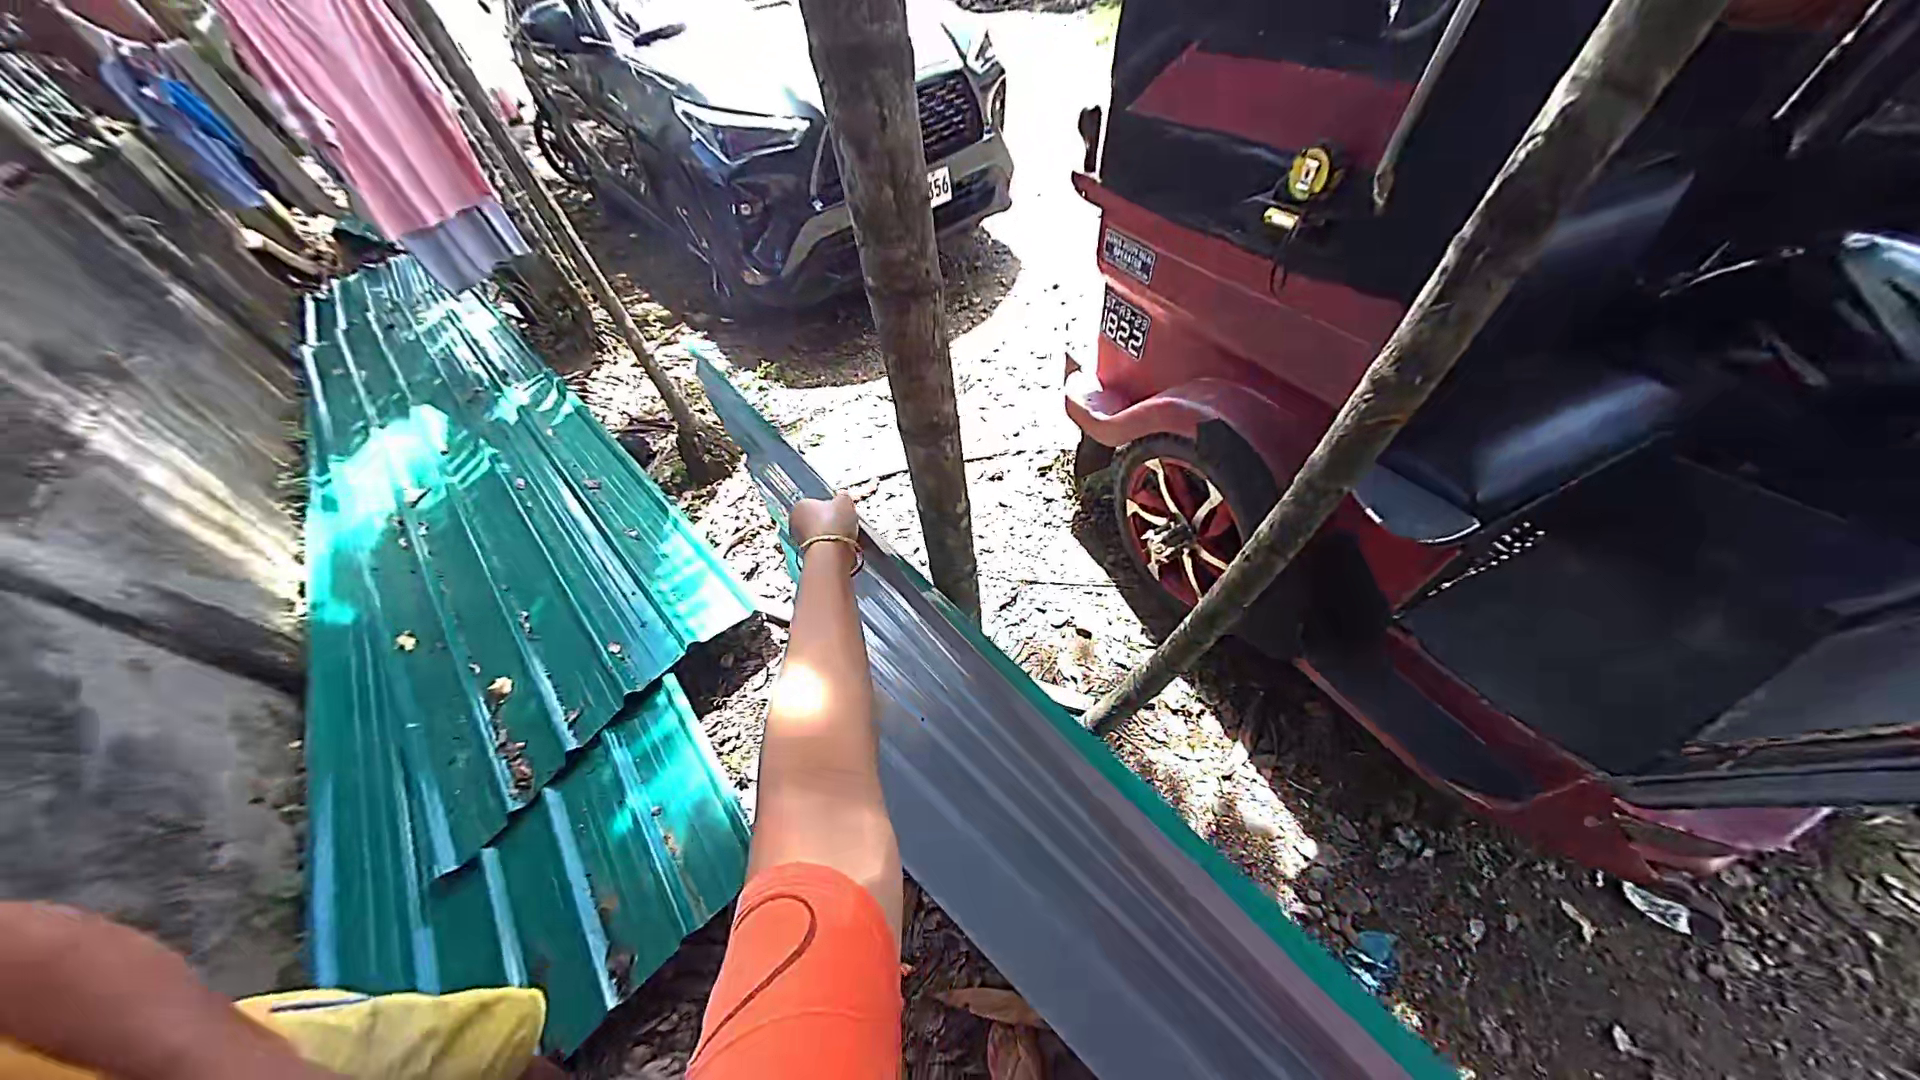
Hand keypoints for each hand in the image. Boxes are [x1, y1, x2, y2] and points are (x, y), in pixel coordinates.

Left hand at [789, 493, 856, 546]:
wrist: (832, 552)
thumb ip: (842, 495)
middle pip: (817, 518)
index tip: (841, 510)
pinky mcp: (808, 553)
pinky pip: (823, 545)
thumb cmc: (833, 525)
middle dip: (830, 520)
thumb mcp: (844, 500)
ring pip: (820, 532)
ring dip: (831, 533)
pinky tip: (842, 545)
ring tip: (846, 535)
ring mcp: (800, 539)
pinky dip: (832, 545)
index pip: (817, 502)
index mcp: (801, 504)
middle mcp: (796, 521)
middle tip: (844, 522)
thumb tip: (843, 496)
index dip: (831, 506)